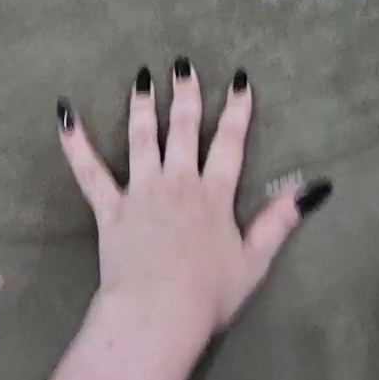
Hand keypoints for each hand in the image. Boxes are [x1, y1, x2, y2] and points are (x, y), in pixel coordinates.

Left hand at [56, 59, 328, 342]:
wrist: (156, 315)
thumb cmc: (208, 295)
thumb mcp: (255, 260)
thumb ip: (280, 220)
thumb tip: (313, 187)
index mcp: (214, 194)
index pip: (229, 143)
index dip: (237, 110)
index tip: (239, 80)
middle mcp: (178, 182)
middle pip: (183, 129)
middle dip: (185, 94)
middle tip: (182, 64)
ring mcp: (141, 192)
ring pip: (142, 138)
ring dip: (142, 105)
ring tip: (142, 78)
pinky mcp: (110, 209)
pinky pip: (89, 171)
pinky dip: (76, 143)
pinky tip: (65, 116)